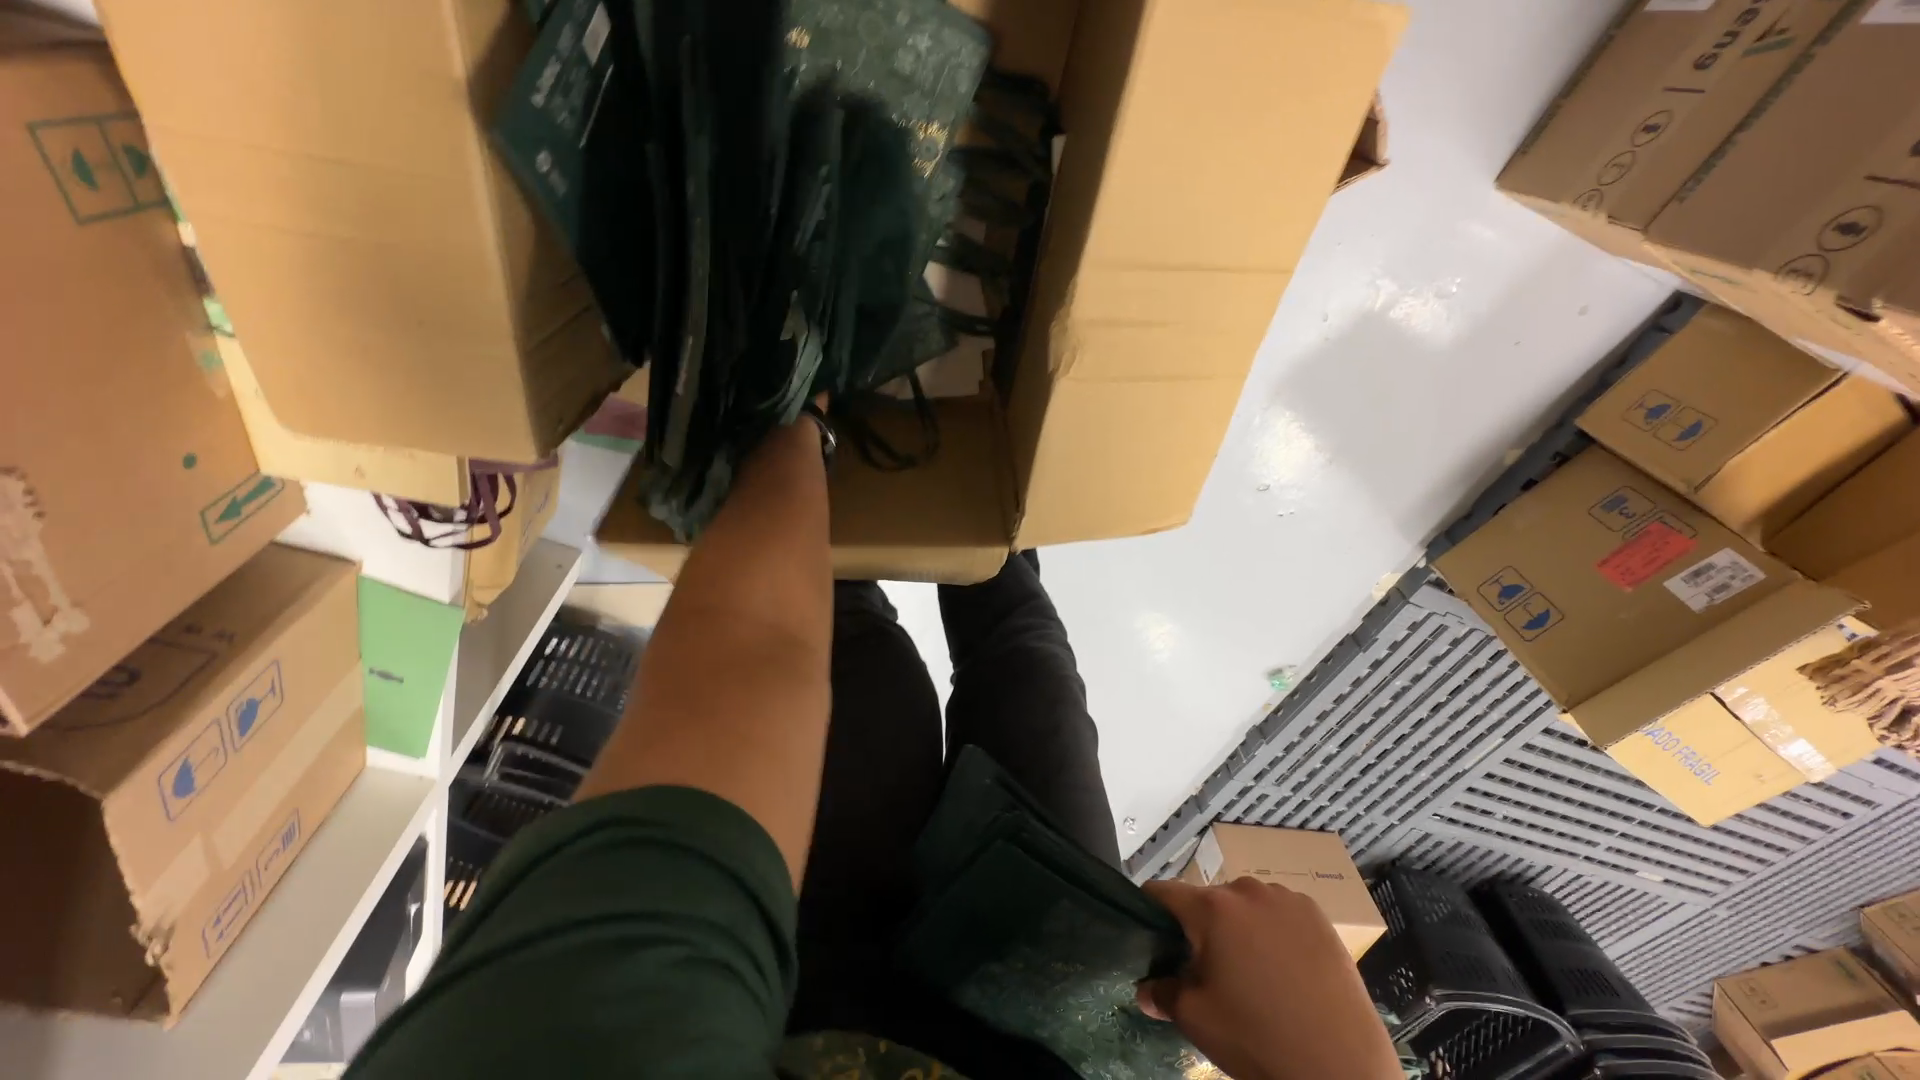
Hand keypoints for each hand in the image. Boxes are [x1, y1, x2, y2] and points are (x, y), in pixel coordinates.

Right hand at [1137, 878, 1402, 1079]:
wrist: (1341, 1067)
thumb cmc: (1258, 1037)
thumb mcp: (1196, 1019)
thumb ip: (1162, 993)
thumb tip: (1147, 988)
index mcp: (1212, 907)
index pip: (1162, 892)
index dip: (1150, 913)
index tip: (1153, 941)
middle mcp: (1248, 890)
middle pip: (1207, 900)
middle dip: (1201, 928)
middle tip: (1208, 970)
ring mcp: (1288, 899)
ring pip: (1246, 905)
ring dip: (1239, 928)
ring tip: (1252, 972)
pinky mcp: (1320, 916)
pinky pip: (1280, 914)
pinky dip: (1273, 932)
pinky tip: (1284, 970)